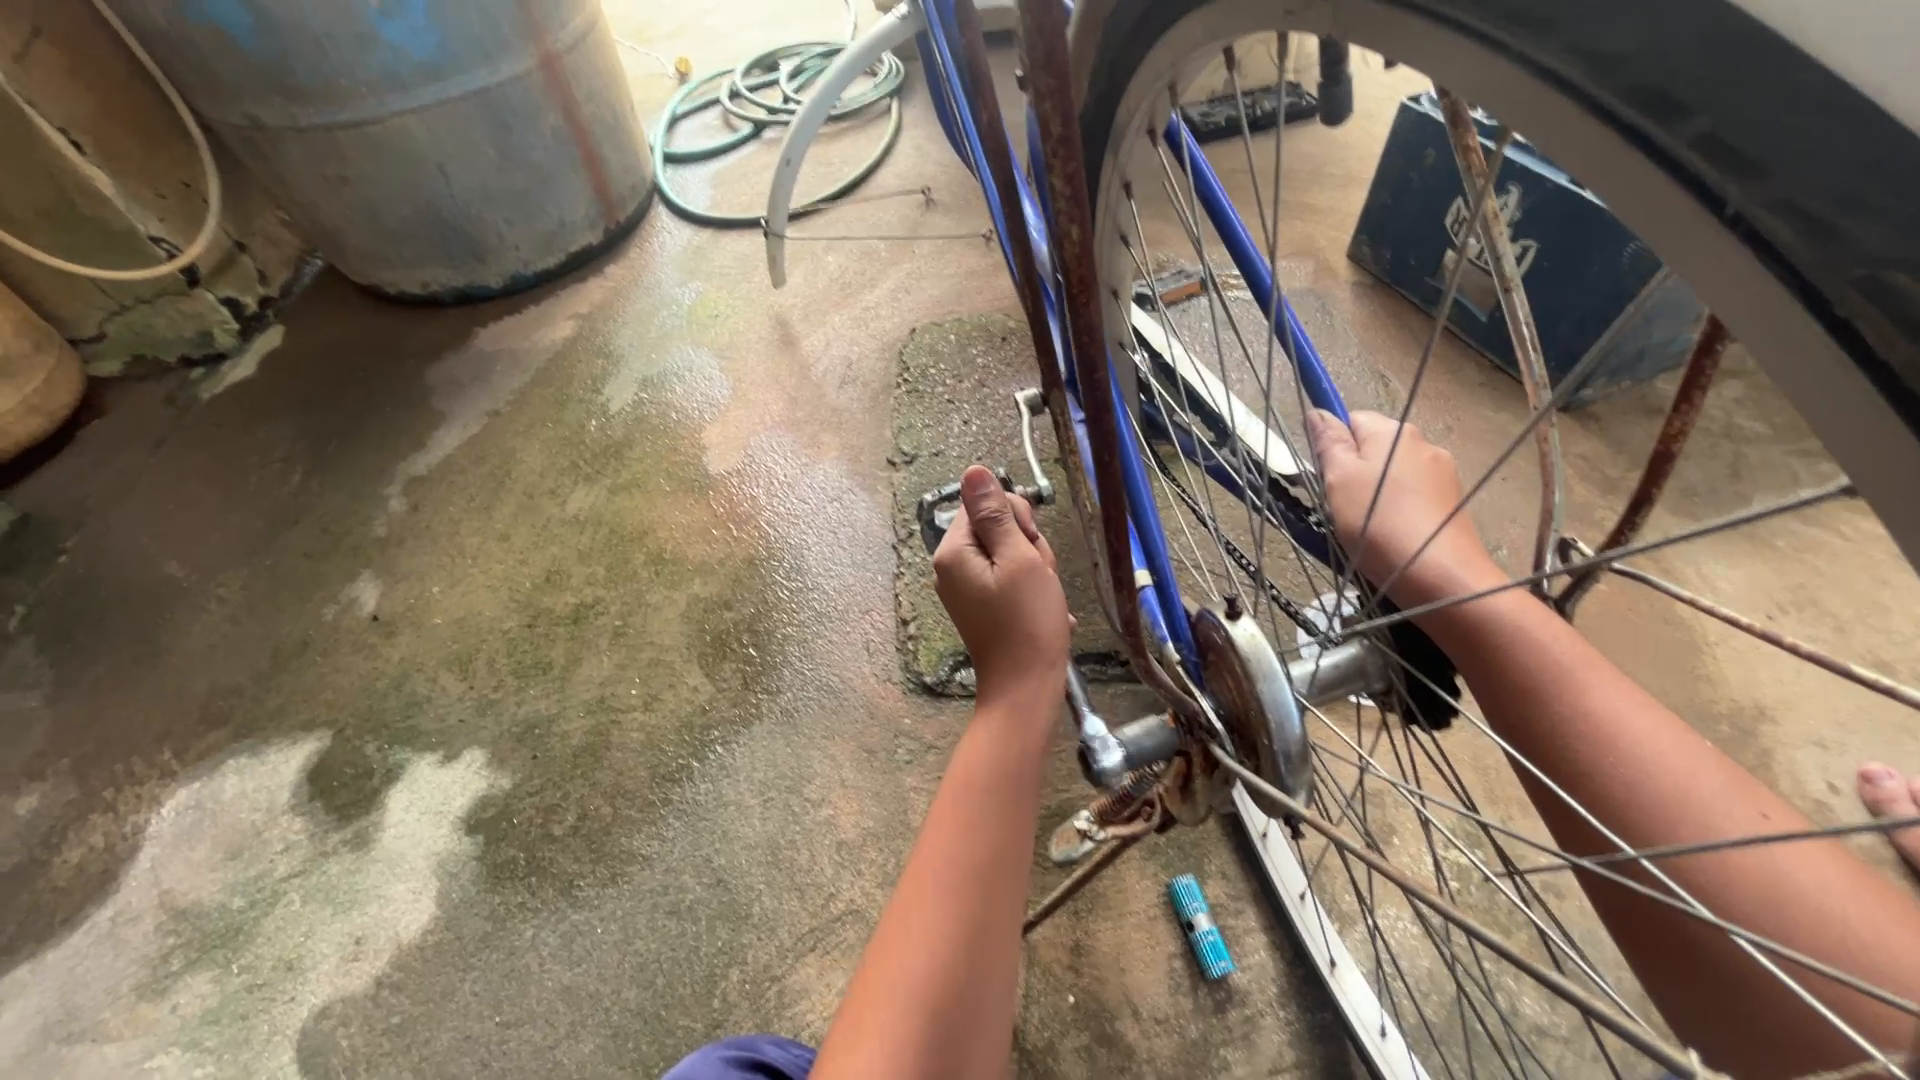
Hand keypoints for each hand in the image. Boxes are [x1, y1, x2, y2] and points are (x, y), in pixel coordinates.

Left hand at [933, 465, 1071, 705]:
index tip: (1030, 549)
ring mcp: (966, 589)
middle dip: (1028, 547)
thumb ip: (996, 513)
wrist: (1027, 687)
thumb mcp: (1018, 558)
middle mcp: (952, 568)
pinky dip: (1031, 590)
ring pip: (1010, 554)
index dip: (1018, 521)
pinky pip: (1009, 579)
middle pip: (997, 529)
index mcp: (953, 552)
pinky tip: (1042, 612)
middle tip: (1038, 577)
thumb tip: (974, 470)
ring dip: (1034, 570)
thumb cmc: (1027, 621)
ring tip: (1041, 597)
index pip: (986, 505)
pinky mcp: (982, 605)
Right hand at [1305, 409, 1504, 607]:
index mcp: (1393, 432)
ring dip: (1375, 491)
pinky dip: (1397, 509)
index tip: (1324, 476)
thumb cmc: (1378, 523)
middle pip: (1374, 447)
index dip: (1332, 444)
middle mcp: (1422, 443)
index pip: (1352, 419)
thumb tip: (1318, 413)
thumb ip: (1329, 443)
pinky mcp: (1451, 502)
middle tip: (1339, 504)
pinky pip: (1412, 495)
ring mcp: (1442, 473)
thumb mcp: (1339, 480)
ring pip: (1392, 473)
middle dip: (1354, 470)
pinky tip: (1390, 533)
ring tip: (1365, 525)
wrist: (1437, 575)